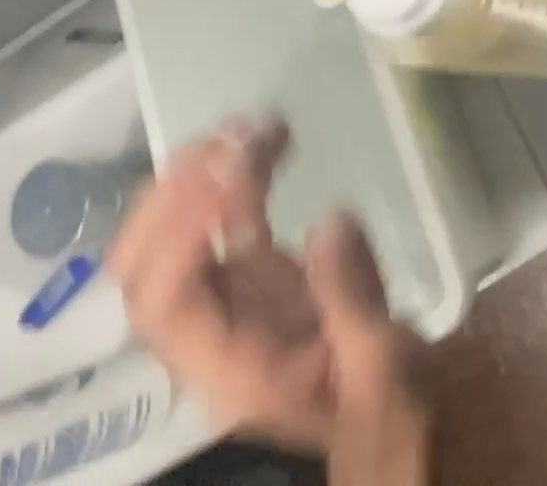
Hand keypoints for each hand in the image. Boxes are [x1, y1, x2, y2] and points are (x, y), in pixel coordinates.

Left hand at [107, 117, 430, 476]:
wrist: (398, 421)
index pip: (168, 304)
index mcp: (227, 370)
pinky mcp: (260, 275)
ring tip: (249, 125)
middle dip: (173, 198)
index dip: (181, 239)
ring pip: (184, 234)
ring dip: (206, 175)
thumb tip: (332, 220)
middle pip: (148, 265)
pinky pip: (233, 222)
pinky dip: (242, 178)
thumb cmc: (389, 413)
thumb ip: (354, 301)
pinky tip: (271, 140)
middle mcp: (211, 330)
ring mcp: (231, 298)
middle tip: (222, 142)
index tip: (227, 181)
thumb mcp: (383, 372)